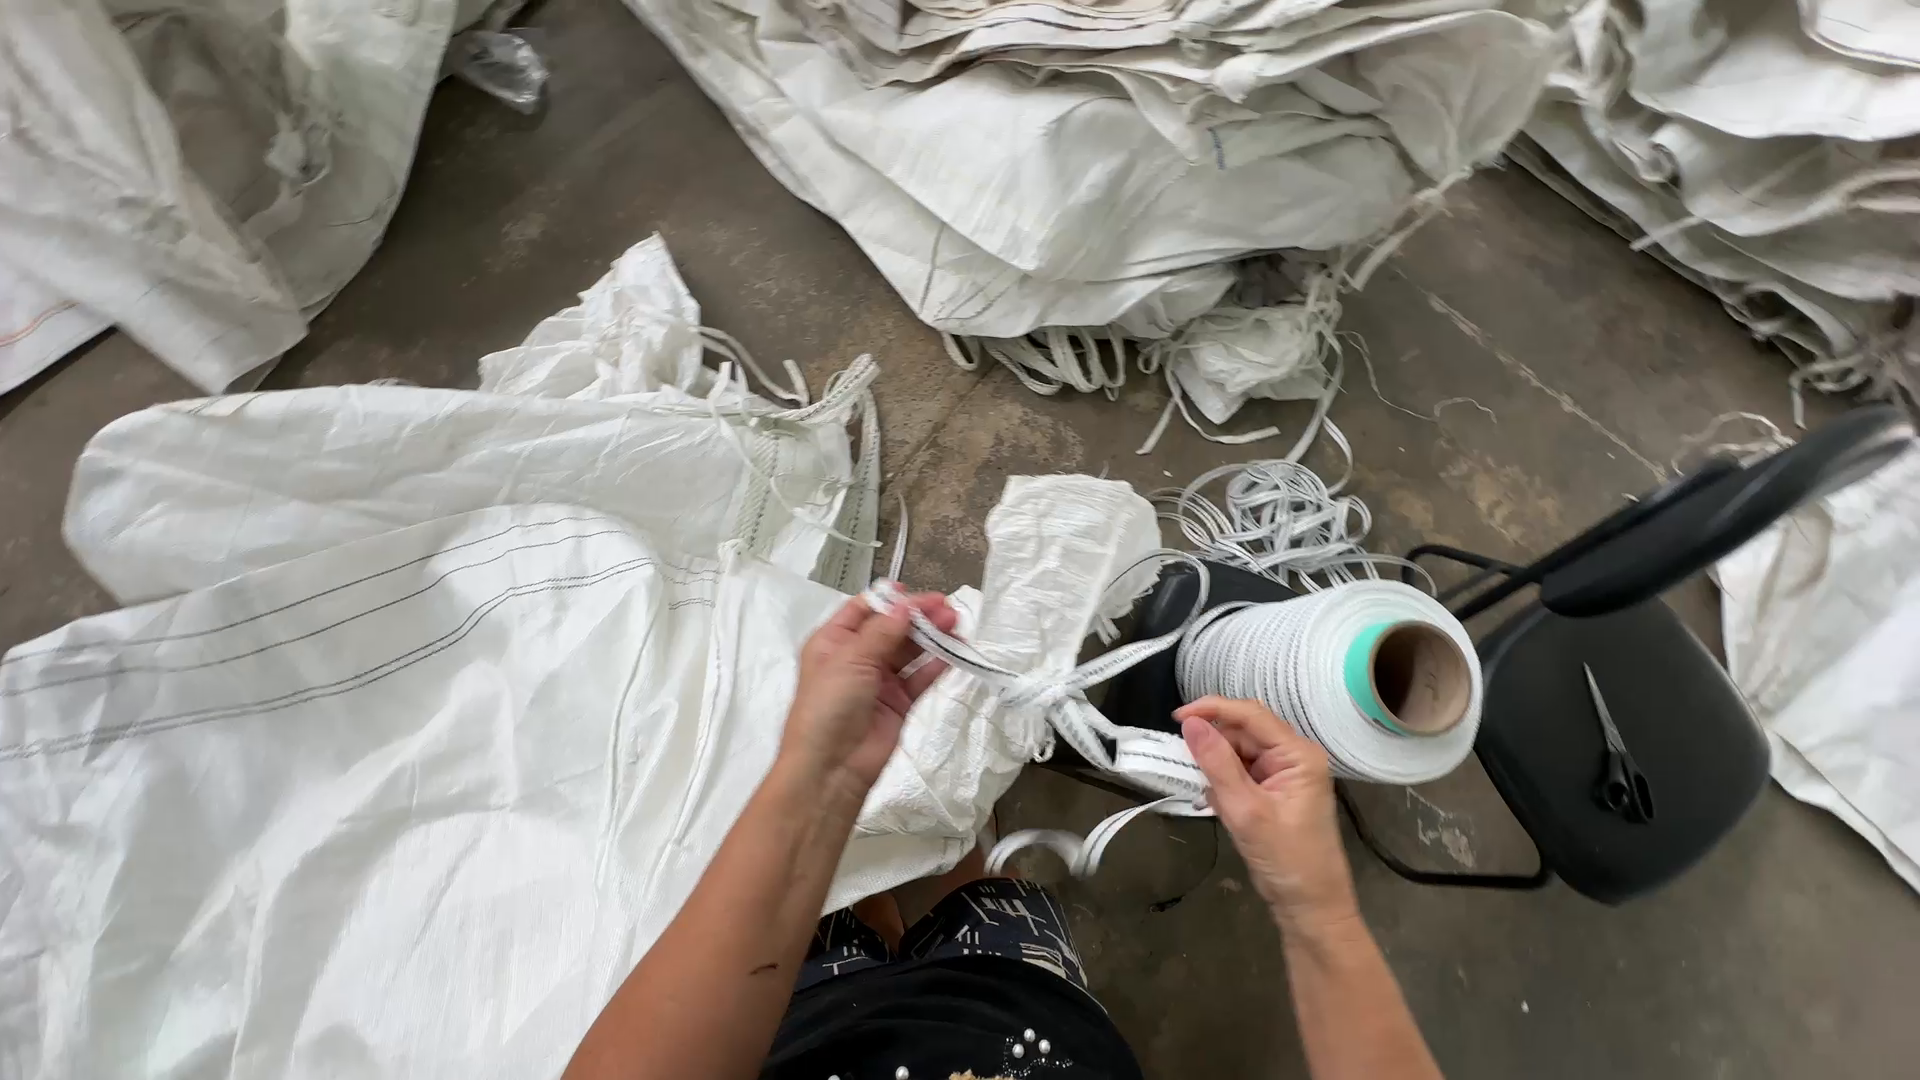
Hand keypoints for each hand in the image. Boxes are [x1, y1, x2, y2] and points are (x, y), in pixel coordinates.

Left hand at [780, 591, 957, 800]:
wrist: (831, 769)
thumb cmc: (829, 705)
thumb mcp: (850, 659)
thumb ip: (882, 631)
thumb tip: (907, 604)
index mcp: (833, 641)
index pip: (864, 610)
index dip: (890, 600)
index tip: (916, 593)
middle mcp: (856, 657)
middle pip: (892, 628)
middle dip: (918, 617)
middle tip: (947, 608)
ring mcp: (879, 680)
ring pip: (910, 651)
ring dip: (932, 637)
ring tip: (956, 624)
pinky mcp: (899, 702)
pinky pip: (920, 677)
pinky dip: (937, 664)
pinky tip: (955, 651)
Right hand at [1177, 696, 1360, 940]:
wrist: (1310, 907)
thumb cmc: (1285, 858)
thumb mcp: (1244, 809)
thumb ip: (1216, 762)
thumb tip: (1190, 723)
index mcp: (1298, 754)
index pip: (1251, 714)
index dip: (1212, 709)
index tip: (1176, 717)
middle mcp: (1294, 756)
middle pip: (1244, 729)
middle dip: (1213, 740)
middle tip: (1183, 755)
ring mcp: (1285, 773)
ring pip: (1239, 749)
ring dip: (1217, 763)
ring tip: (1205, 787)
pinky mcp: (1275, 789)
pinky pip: (1242, 769)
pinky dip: (1224, 779)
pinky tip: (1217, 800)